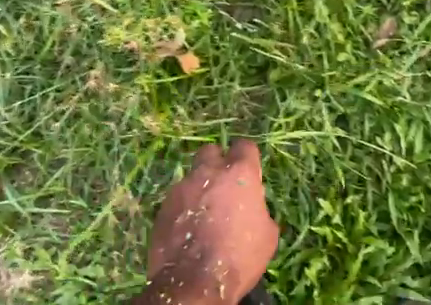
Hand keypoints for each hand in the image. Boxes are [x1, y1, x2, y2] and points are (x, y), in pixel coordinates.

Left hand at [133, 139, 279, 304]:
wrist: (194, 283)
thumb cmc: (239, 257)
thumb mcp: (267, 236)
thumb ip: (260, 210)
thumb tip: (254, 209)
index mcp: (240, 173)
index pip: (245, 146)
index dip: (247, 158)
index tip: (249, 173)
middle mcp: (210, 172)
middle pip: (212, 152)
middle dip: (217, 164)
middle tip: (222, 187)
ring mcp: (183, 187)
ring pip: (191, 177)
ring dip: (198, 189)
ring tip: (202, 214)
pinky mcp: (164, 206)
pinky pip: (176, 200)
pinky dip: (182, 209)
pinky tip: (187, 229)